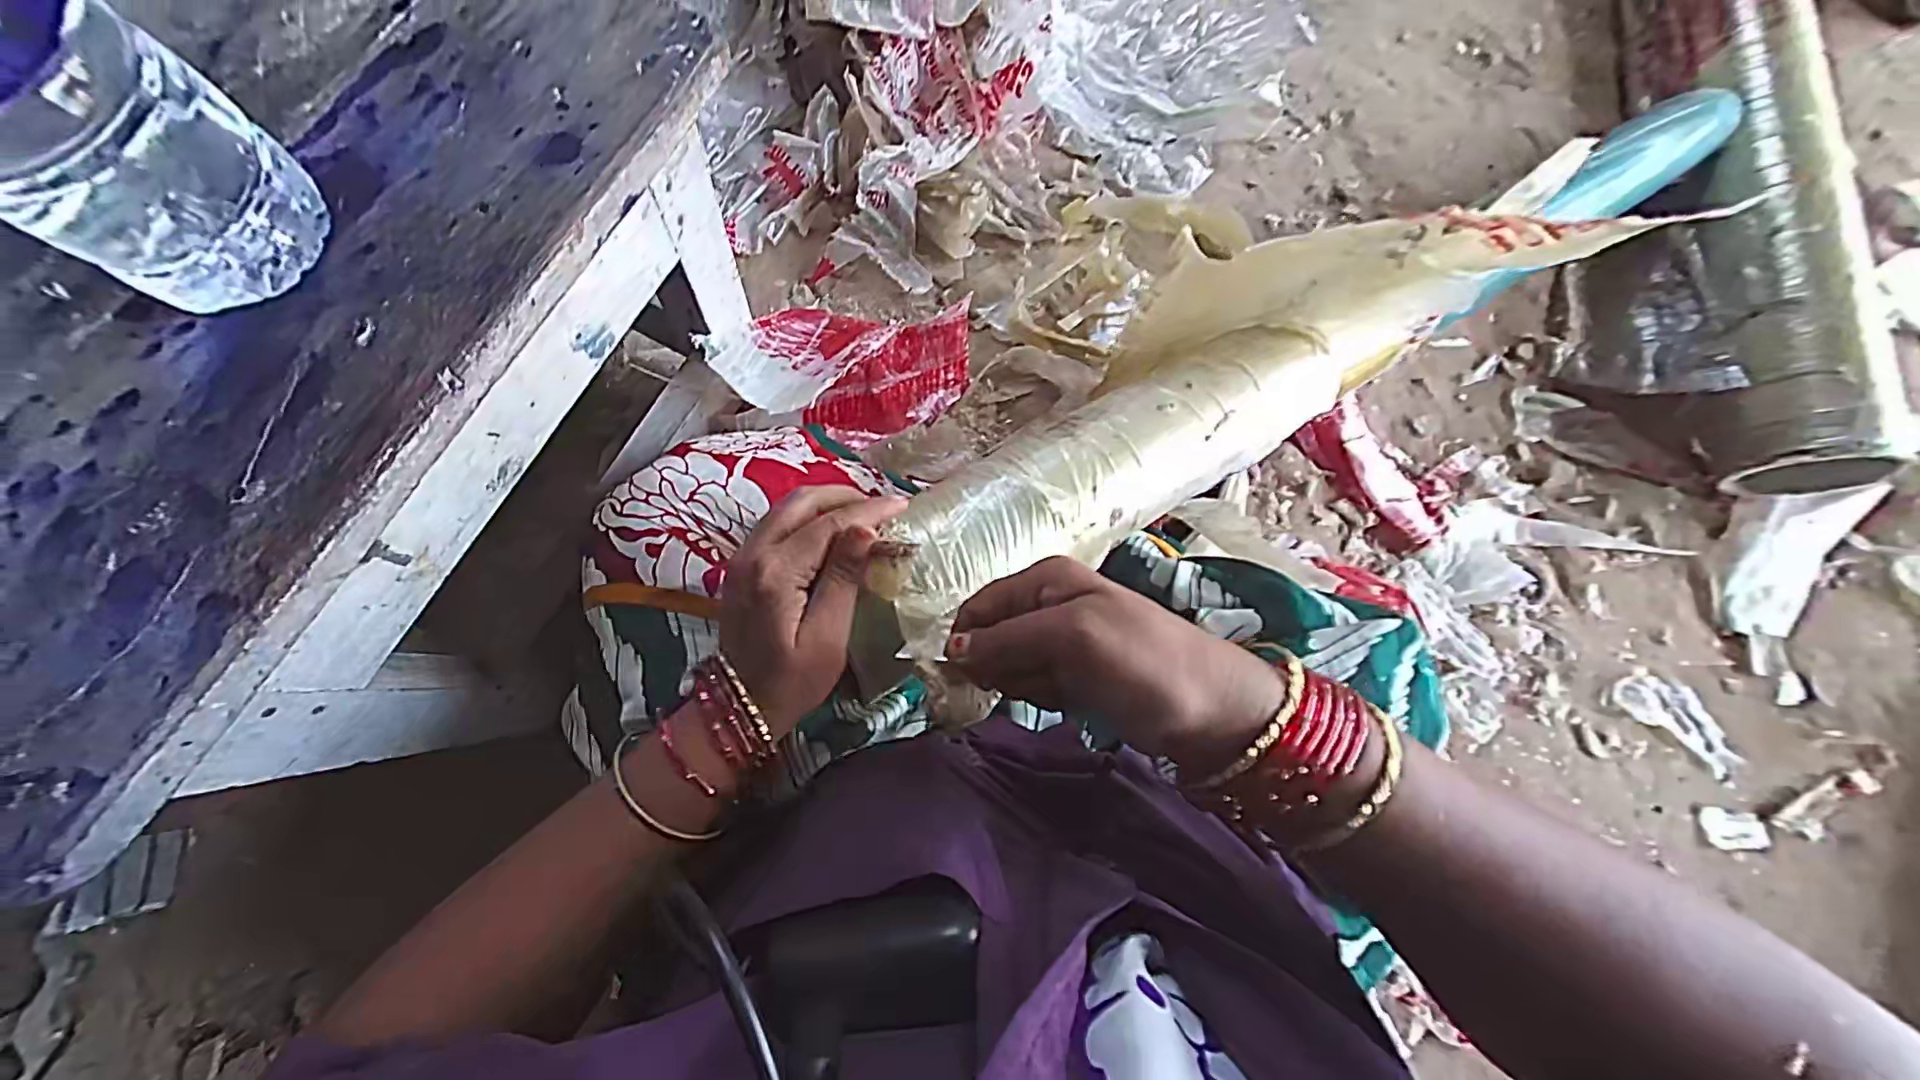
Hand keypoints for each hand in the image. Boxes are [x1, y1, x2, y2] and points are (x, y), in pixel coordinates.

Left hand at [719, 488, 908, 734]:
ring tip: (864, 516)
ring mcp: (743, 556)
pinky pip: (779, 524)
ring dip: (827, 504)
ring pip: (787, 508)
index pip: (829, 524)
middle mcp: (753, 553)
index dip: (869, 510)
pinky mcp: (742, 565)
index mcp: (776, 572)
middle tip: (882, 508)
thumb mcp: (828, 637)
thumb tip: (865, 530)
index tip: (902, 506)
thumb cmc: (792, 681)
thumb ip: (844, 579)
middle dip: (846, 496)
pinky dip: (810, 518)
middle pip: (802, 501)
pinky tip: (834, 532)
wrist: (740, 705)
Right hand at [947, 557, 1286, 769]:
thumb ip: (1009, 639)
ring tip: (1054, 691)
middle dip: (992, 665)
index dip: (963, 639)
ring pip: (1008, 665)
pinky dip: (1035, 697)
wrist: (1212, 709)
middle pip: (990, 636)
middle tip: (1017, 686)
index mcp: (1046, 581)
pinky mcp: (1071, 678)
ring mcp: (1060, 644)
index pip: (981, 606)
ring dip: (1015, 684)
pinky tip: (1061, 701)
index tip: (951, 676)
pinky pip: (1031, 686)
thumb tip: (951, 650)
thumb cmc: (1142, 659)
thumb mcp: (1073, 636)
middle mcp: (1048, 607)